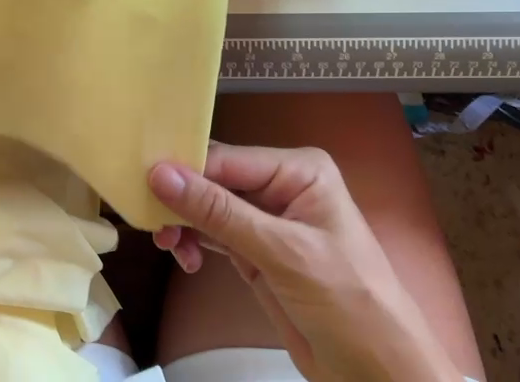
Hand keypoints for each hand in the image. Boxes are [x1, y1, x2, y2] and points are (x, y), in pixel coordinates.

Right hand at [149, 144, 460, 381]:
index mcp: (297, 170)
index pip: (226, 159)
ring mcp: (266, 219)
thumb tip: (159, 173)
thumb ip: (219, 212)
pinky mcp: (256, 251)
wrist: (379, 374)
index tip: (140, 181)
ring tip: (168, 246)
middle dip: (180, 198)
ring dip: (183, 223)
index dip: (183, 168)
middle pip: (213, 178)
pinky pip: (211, 233)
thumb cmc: (348, 302)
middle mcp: (280, 185)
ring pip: (206, 206)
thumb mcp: (282, 252)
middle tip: (149, 219)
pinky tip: (185, 258)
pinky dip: (193, 242)